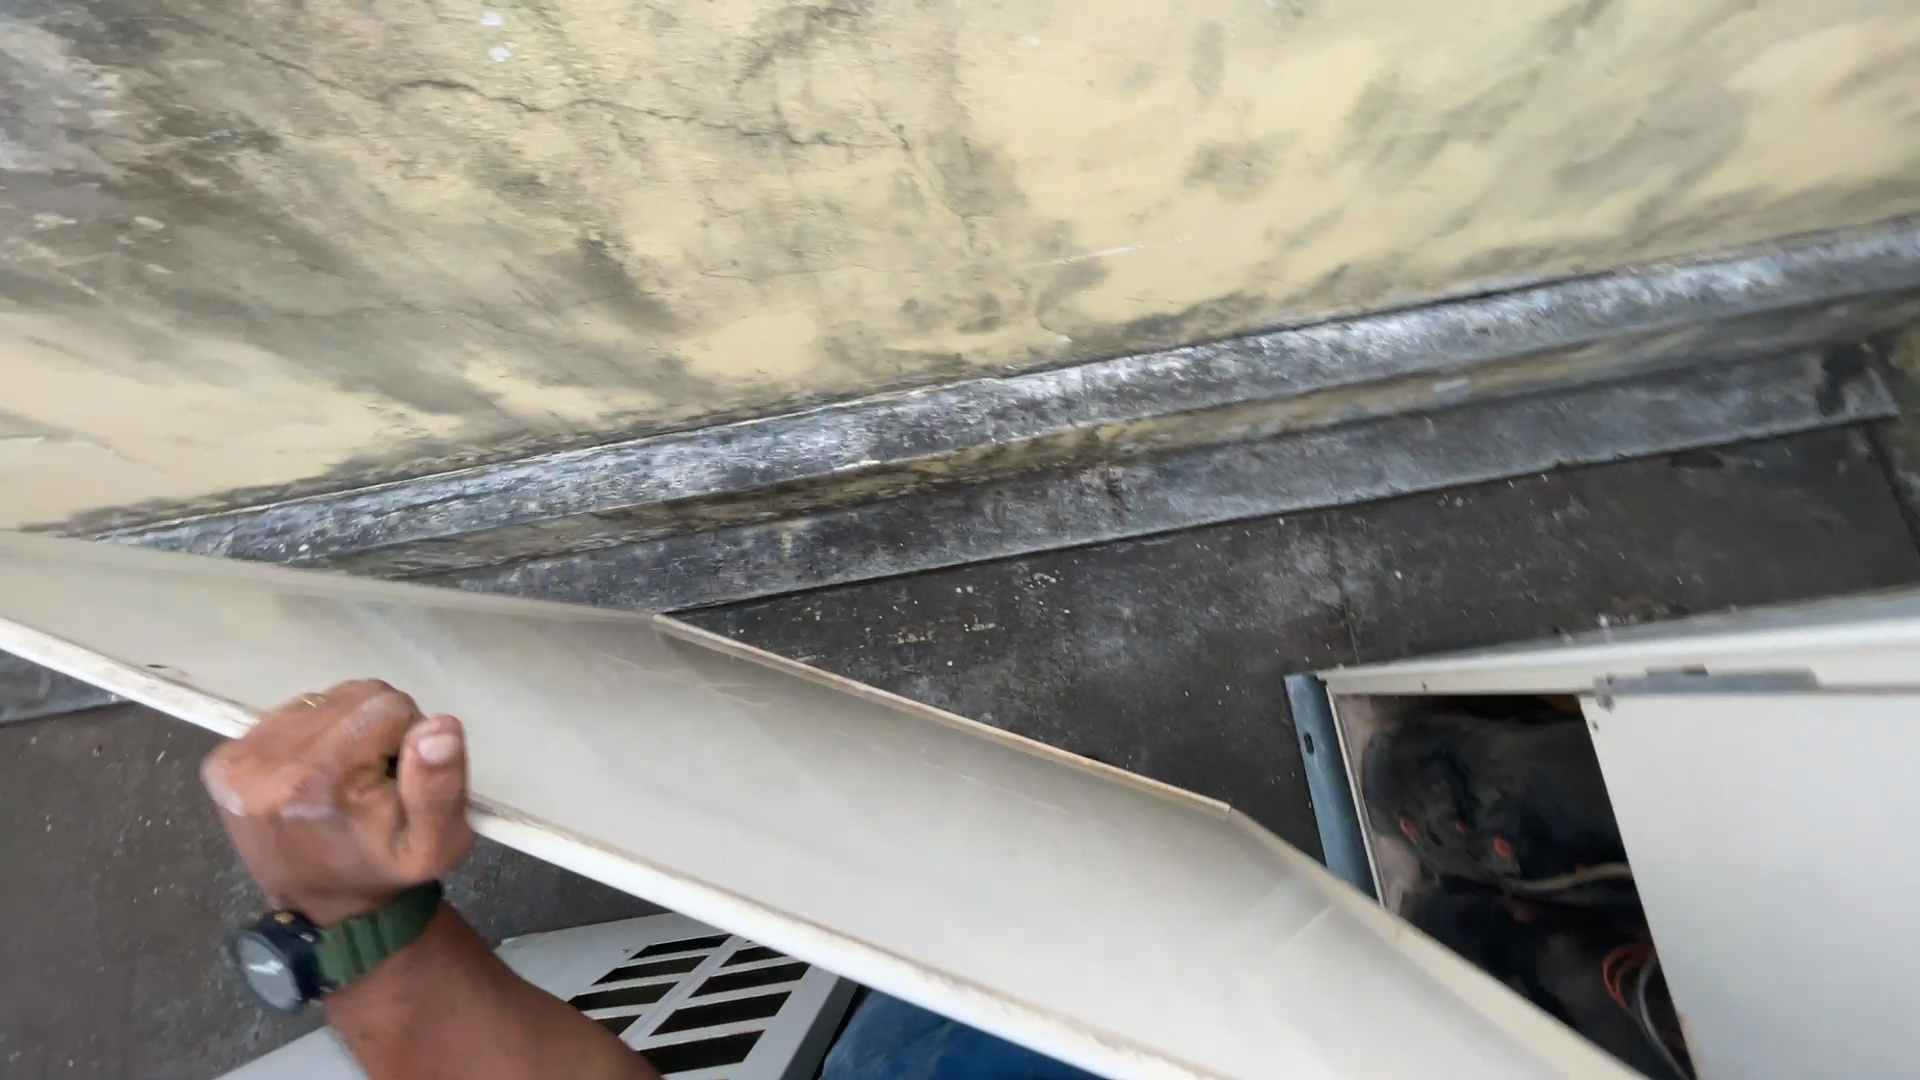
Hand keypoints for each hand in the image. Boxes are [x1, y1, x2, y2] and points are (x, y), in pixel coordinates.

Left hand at [201, 679, 474, 925]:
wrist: (325, 903)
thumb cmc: (389, 868)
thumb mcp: (438, 843)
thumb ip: (442, 785)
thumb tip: (439, 724)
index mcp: (316, 780)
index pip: (391, 706)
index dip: (411, 737)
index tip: (403, 779)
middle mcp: (264, 763)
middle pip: (360, 696)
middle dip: (385, 728)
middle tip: (381, 777)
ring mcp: (237, 760)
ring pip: (334, 699)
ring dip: (356, 728)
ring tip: (354, 775)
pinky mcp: (226, 759)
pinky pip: (302, 711)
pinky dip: (324, 732)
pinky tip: (325, 770)